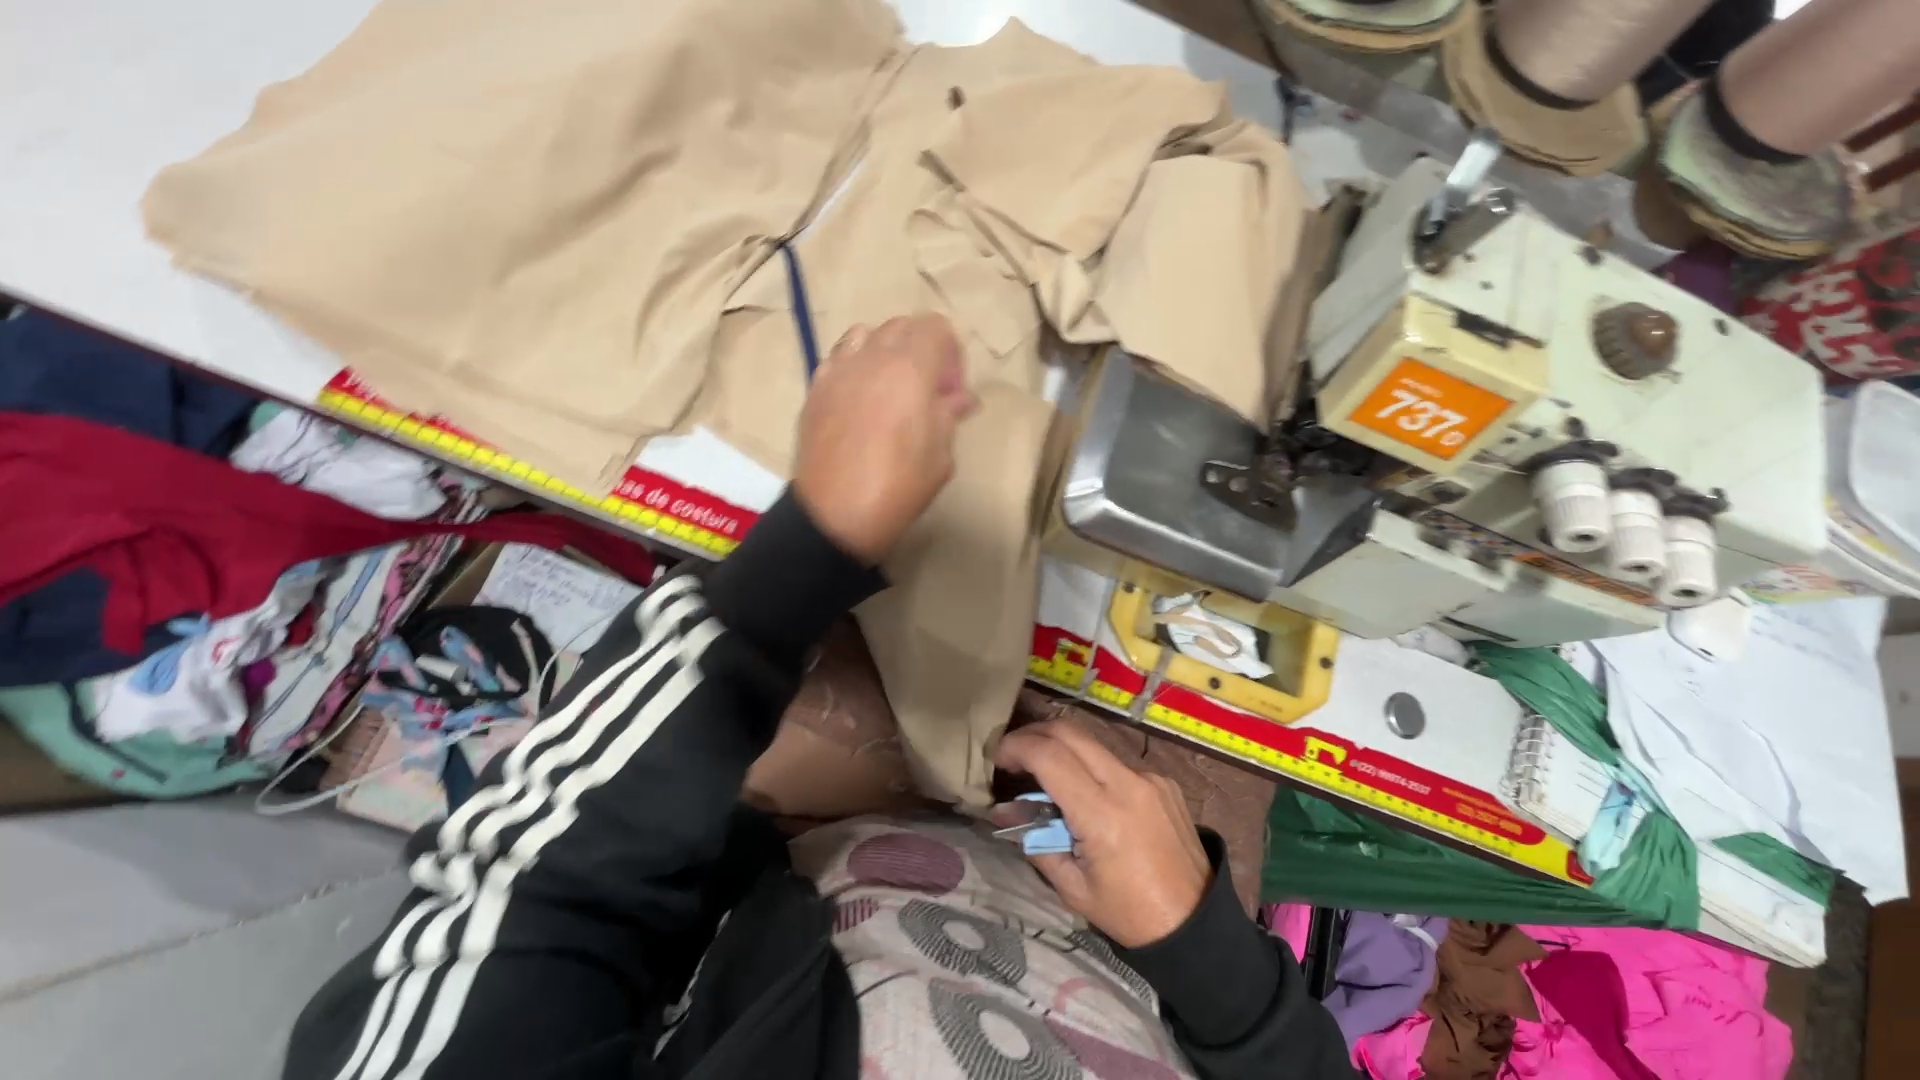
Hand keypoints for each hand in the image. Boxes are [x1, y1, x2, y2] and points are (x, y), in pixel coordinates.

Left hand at [792, 314, 978, 564]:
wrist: (835, 515)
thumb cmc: (899, 487)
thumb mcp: (940, 456)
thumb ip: (949, 416)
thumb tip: (961, 398)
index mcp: (910, 368)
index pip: (936, 327)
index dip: (951, 353)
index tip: (952, 390)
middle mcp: (871, 358)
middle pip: (902, 326)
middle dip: (921, 348)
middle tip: (929, 390)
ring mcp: (837, 370)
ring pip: (865, 335)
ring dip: (885, 351)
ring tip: (891, 388)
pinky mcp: (814, 390)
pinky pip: (838, 360)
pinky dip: (854, 368)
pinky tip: (859, 402)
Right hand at [993, 720, 1210, 947]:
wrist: (1195, 923)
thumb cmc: (1128, 913)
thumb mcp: (1072, 888)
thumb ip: (1035, 841)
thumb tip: (1003, 809)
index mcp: (1102, 815)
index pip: (1049, 756)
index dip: (1016, 747)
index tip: (998, 759)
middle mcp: (1128, 784)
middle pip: (1070, 732)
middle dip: (1033, 734)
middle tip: (1013, 755)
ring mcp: (1150, 778)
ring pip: (1094, 744)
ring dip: (1062, 749)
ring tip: (1045, 777)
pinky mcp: (1164, 781)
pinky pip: (1117, 762)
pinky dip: (1092, 768)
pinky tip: (1088, 796)